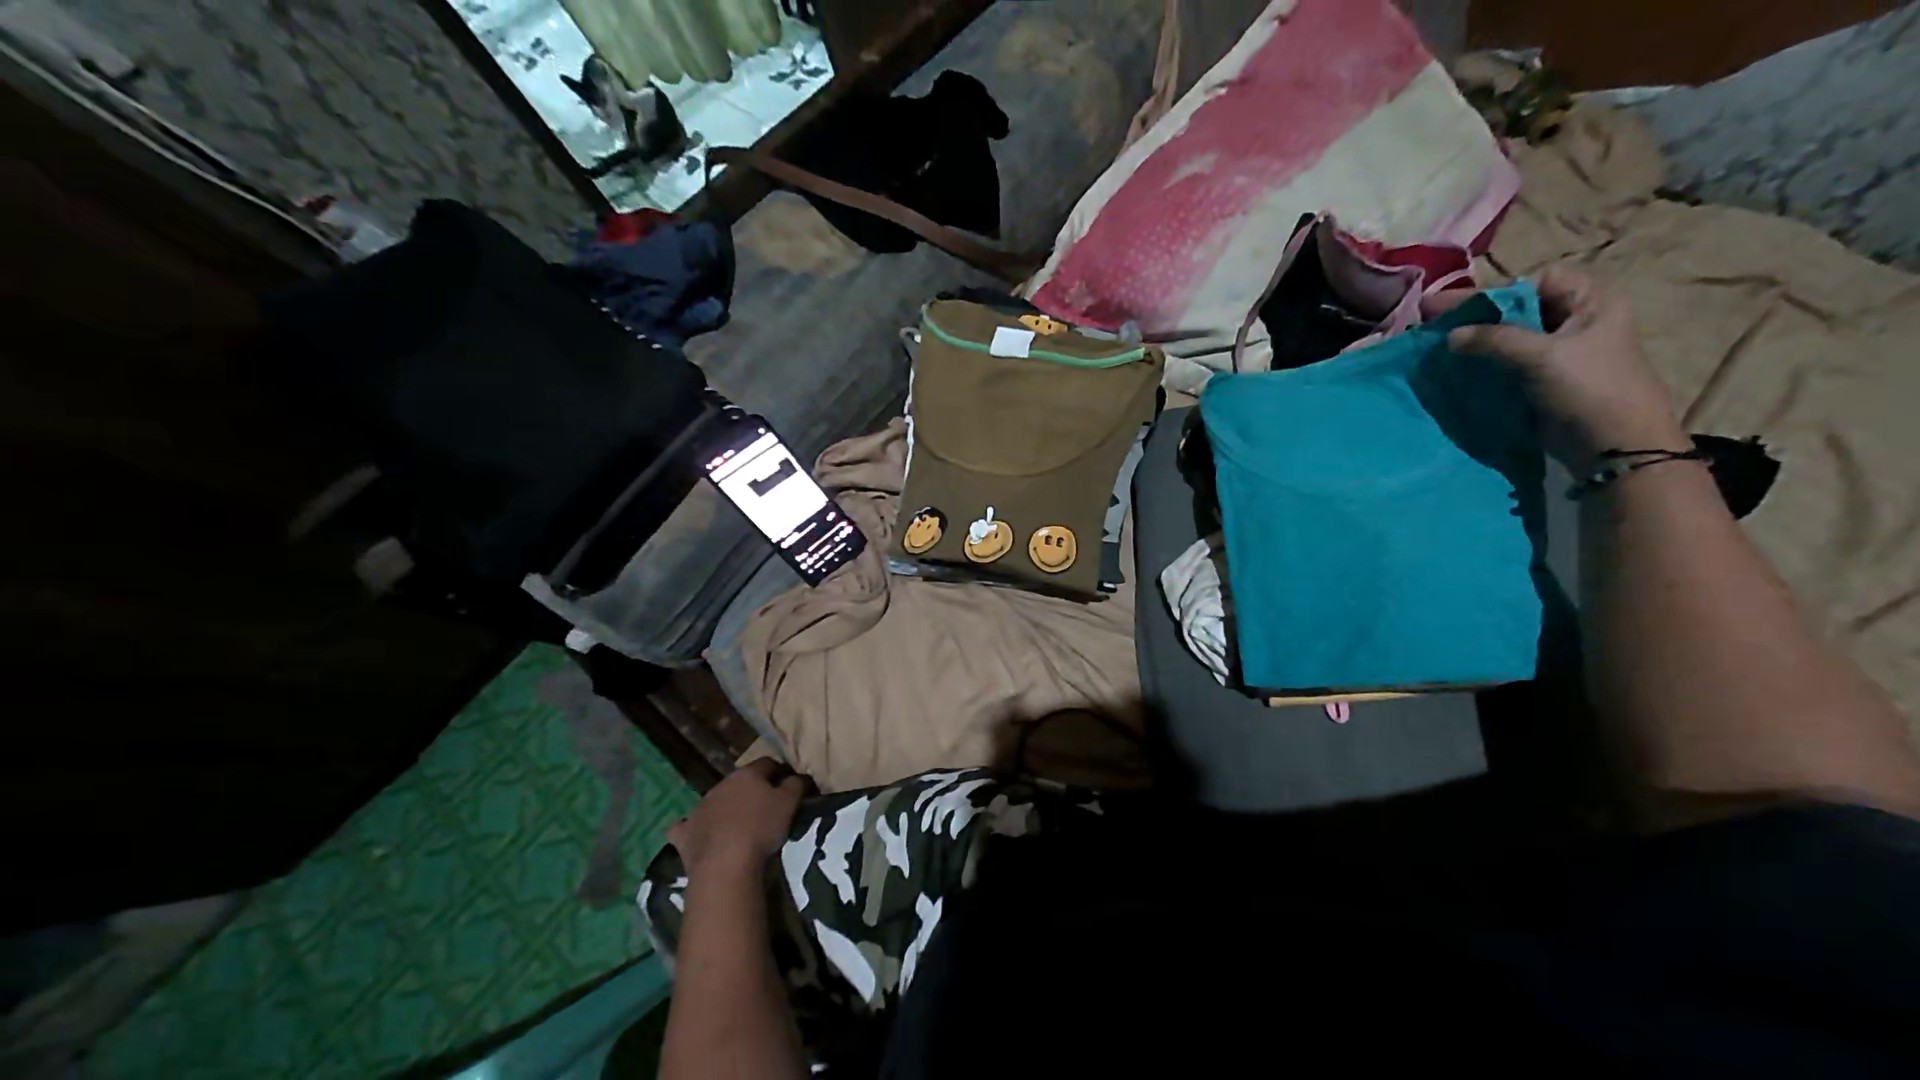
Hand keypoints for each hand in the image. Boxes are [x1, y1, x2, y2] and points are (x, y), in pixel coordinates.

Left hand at [668, 759, 808, 882]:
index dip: (778, 772)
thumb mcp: (789, 804)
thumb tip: (797, 776)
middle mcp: (720, 785)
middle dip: (750, 790)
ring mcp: (699, 809)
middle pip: (739, 782)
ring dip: (724, 808)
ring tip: (737, 826)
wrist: (725, 864)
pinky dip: (692, 829)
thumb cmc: (761, 829)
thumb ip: (796, 785)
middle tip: (764, 808)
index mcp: (747, 775)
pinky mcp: (684, 834)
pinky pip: (684, 827)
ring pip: (714, 801)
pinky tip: (699, 835)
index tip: (787, 785)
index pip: (767, 763)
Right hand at [1447, 267, 1685, 466]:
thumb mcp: (1542, 356)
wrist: (1611, 443)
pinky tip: (1452, 361)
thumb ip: (1494, 340)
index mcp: (1590, 303)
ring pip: (1507, 335)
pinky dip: (1479, 359)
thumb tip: (1449, 335)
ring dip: (1473, 337)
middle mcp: (1574, 321)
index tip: (1458, 304)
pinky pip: (1503, 360)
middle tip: (1431, 314)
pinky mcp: (1539, 378)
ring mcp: (1556, 352)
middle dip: (1476, 312)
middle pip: (1518, 307)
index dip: (1499, 290)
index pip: (1538, 282)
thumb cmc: (1589, 388)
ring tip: (1434, 338)